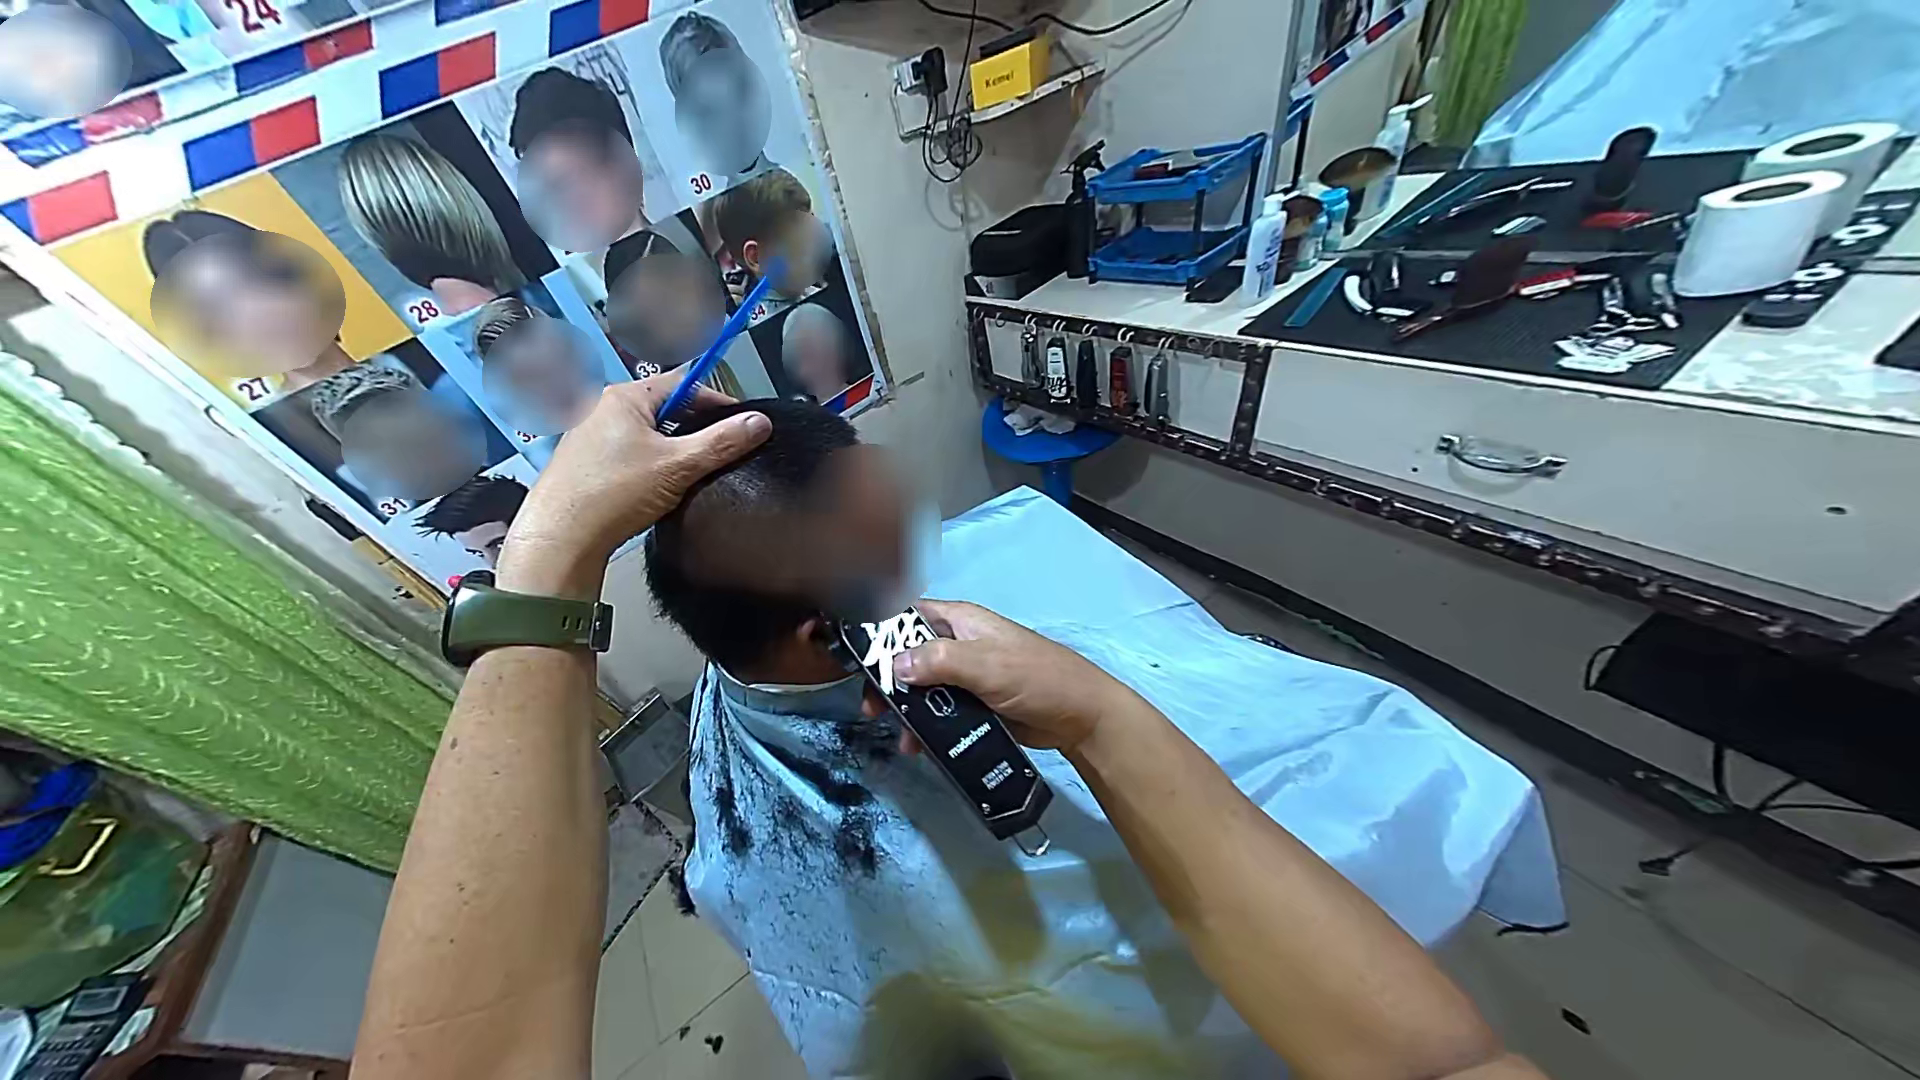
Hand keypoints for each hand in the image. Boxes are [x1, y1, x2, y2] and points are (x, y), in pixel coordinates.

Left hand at [497, 375, 769, 597]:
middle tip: (727, 448)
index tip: (745, 423)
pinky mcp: (587, 460)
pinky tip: (666, 482)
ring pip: (651, 430)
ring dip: (677, 444)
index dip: (720, 402)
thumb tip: (761, 422)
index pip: (685, 384)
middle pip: (667, 407)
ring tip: (700, 468)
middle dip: (699, 425)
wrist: (560, 537)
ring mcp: (590, 433)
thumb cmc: (616, 492)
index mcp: (625, 396)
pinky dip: (656, 459)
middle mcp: (603, 406)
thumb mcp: (680, 465)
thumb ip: (723, 442)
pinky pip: (633, 448)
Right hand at [890, 600, 1135, 753]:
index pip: (910, 615)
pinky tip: (918, 745)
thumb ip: (939, 660)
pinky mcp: (973, 704)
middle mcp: (958, 644)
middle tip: (872, 706)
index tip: (858, 657)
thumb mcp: (985, 664)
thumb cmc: (1034, 676)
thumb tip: (895, 664)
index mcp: (960, 621)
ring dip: (906, 709)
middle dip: (889, 679)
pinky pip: (940, 711)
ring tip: (899, 734)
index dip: (882, 630)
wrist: (1078, 716)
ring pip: (922, 687)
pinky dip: (926, 726)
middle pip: (909, 655)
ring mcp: (966, 676)